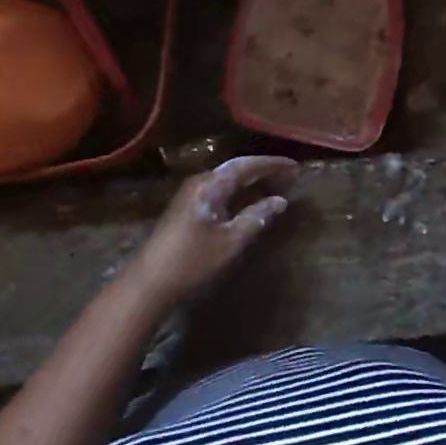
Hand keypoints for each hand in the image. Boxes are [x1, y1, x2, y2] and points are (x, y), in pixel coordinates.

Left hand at [125, 156, 297, 306]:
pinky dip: (240, 193)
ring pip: (228, 180)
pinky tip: (250, 202)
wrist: (150, 280)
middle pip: (236, 169)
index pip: (246, 165)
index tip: (295, 166)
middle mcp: (201, 182)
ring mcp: (192, 195)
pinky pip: (220, 191)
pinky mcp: (188, 209)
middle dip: (264, 171)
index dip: (271, 164)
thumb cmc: (193, 260)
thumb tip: (280, 201)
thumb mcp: (231, 241)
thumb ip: (256, 218)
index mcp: (211, 184)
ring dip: (252, 182)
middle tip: (290, 176)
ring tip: (276, 187)